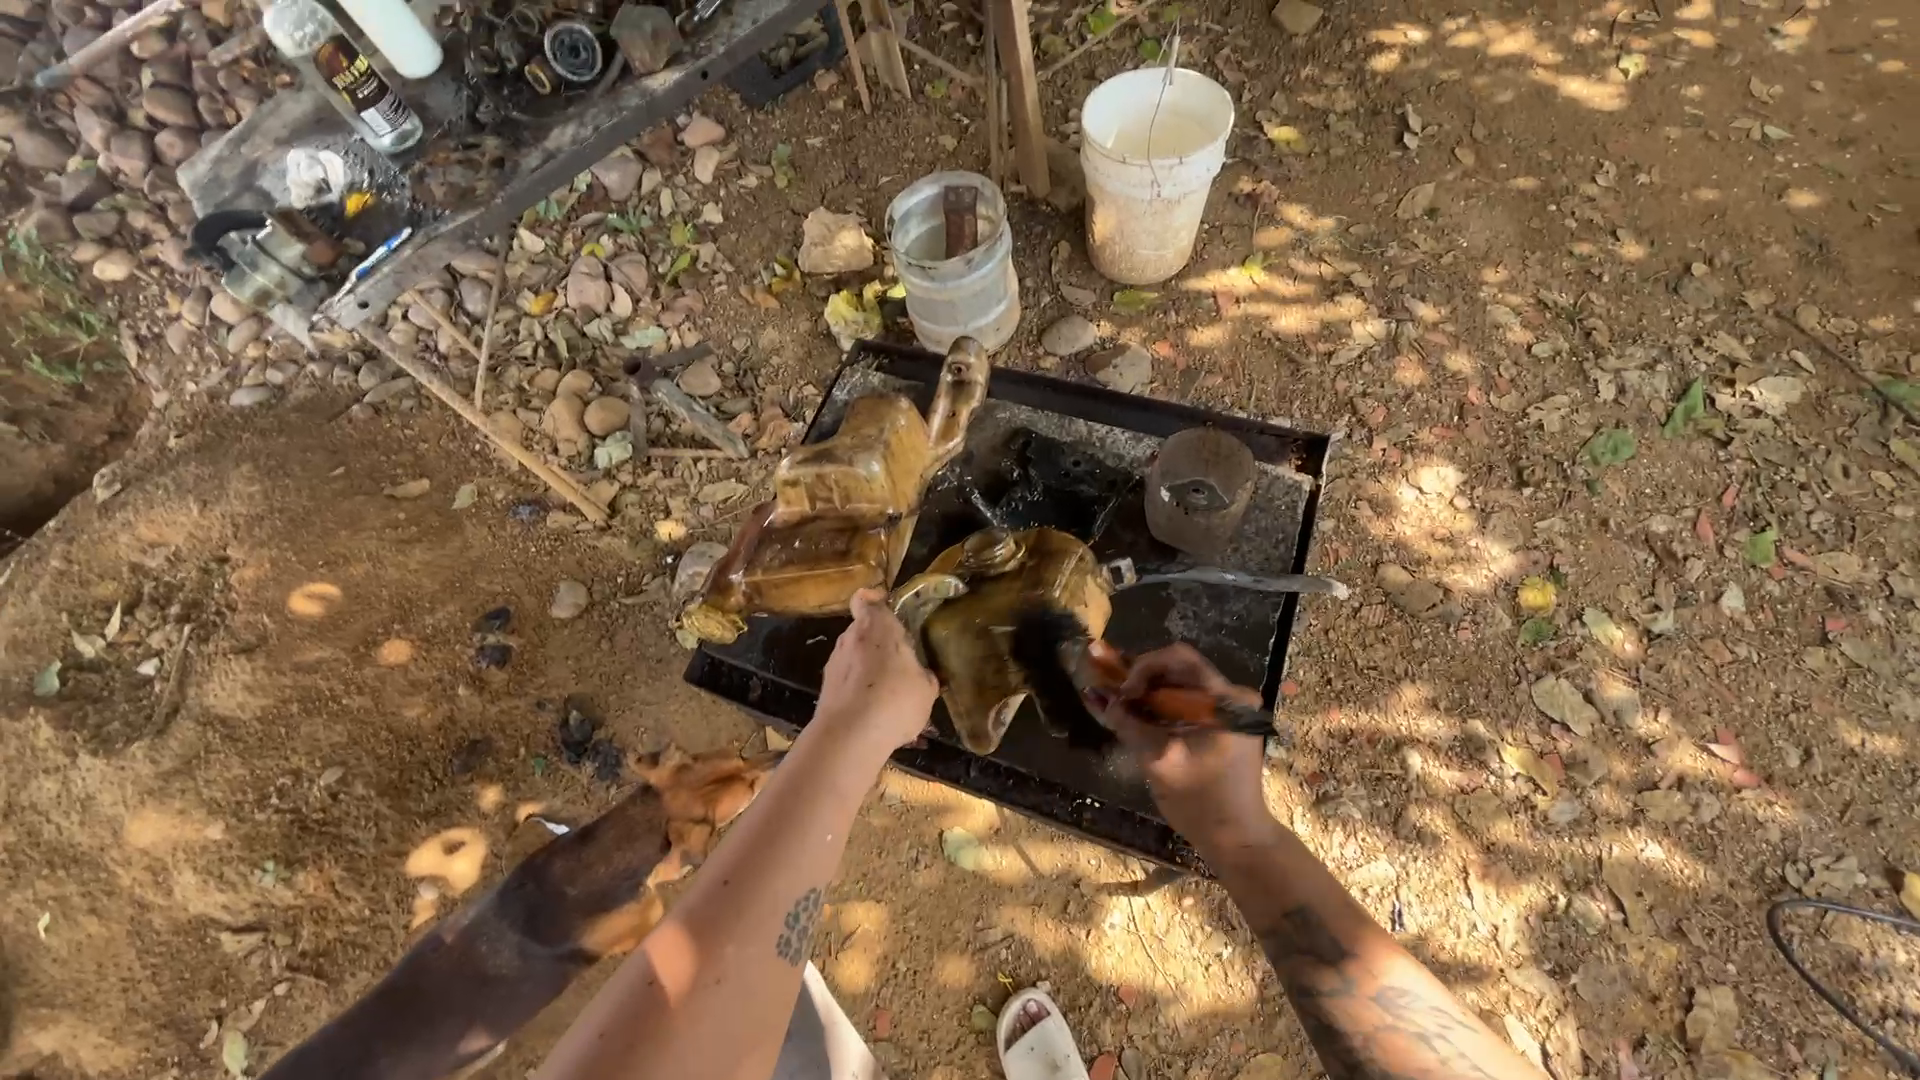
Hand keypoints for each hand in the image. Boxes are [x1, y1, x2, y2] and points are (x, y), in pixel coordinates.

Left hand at [813, 589, 938, 756]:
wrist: (849, 736)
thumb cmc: (894, 700)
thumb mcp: (926, 689)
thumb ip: (923, 675)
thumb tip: (923, 674)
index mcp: (877, 626)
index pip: (866, 598)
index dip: (874, 600)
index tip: (887, 611)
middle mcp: (850, 637)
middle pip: (862, 630)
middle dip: (878, 643)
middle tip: (899, 663)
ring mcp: (834, 662)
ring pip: (853, 656)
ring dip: (867, 668)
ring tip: (886, 694)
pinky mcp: (825, 688)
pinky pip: (846, 680)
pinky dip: (856, 689)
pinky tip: (871, 711)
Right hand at [1088, 644, 1277, 848]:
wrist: (1238, 840)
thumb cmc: (1201, 803)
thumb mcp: (1159, 761)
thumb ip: (1128, 724)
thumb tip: (1096, 695)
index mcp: (1225, 701)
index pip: (1179, 658)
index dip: (1143, 667)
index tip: (1122, 692)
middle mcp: (1232, 696)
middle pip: (1178, 669)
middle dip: (1141, 678)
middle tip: (1114, 694)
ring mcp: (1229, 710)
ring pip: (1179, 684)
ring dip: (1148, 692)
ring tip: (1120, 705)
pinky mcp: (1222, 723)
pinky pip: (1185, 702)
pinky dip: (1160, 706)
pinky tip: (1137, 716)